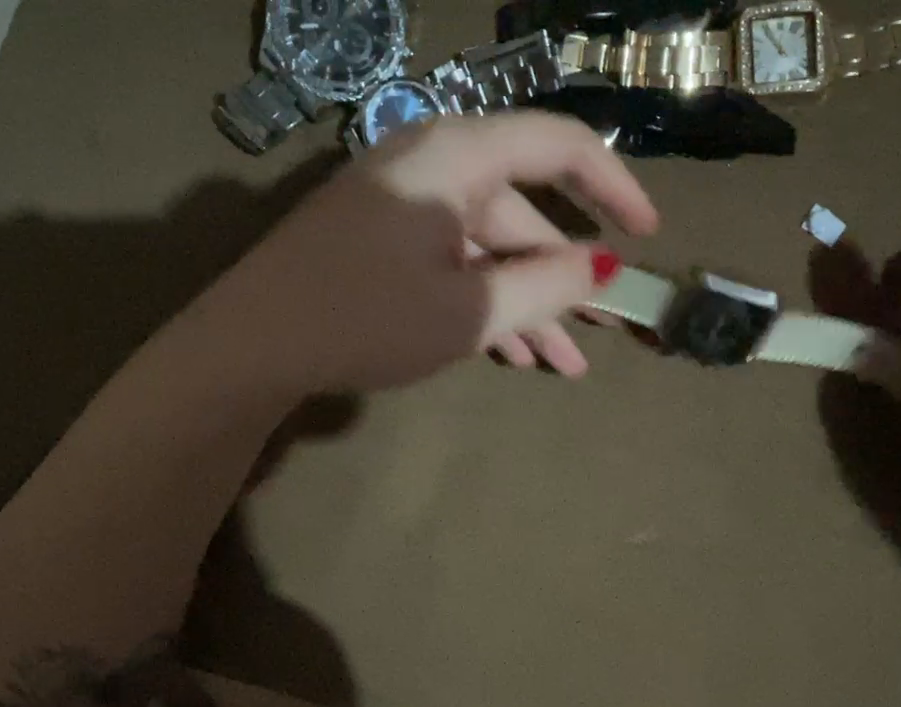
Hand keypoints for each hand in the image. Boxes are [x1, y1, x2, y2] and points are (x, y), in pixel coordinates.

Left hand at [189, 114, 657, 390]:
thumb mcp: (469, 311)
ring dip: (528, 304)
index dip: (615, 188)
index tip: (650, 237)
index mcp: (456, 157)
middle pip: (522, 209)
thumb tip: (606, 267)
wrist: (251, 346)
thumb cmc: (367, 319)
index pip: (560, 145)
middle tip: (604, 330)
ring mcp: (401, 205)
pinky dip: (485, 304)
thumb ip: (547, 287)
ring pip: (487, 248)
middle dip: (566, 277)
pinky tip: (514, 355)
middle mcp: (431, 165)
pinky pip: (452, 263)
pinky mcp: (380, 242)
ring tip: (563, 367)